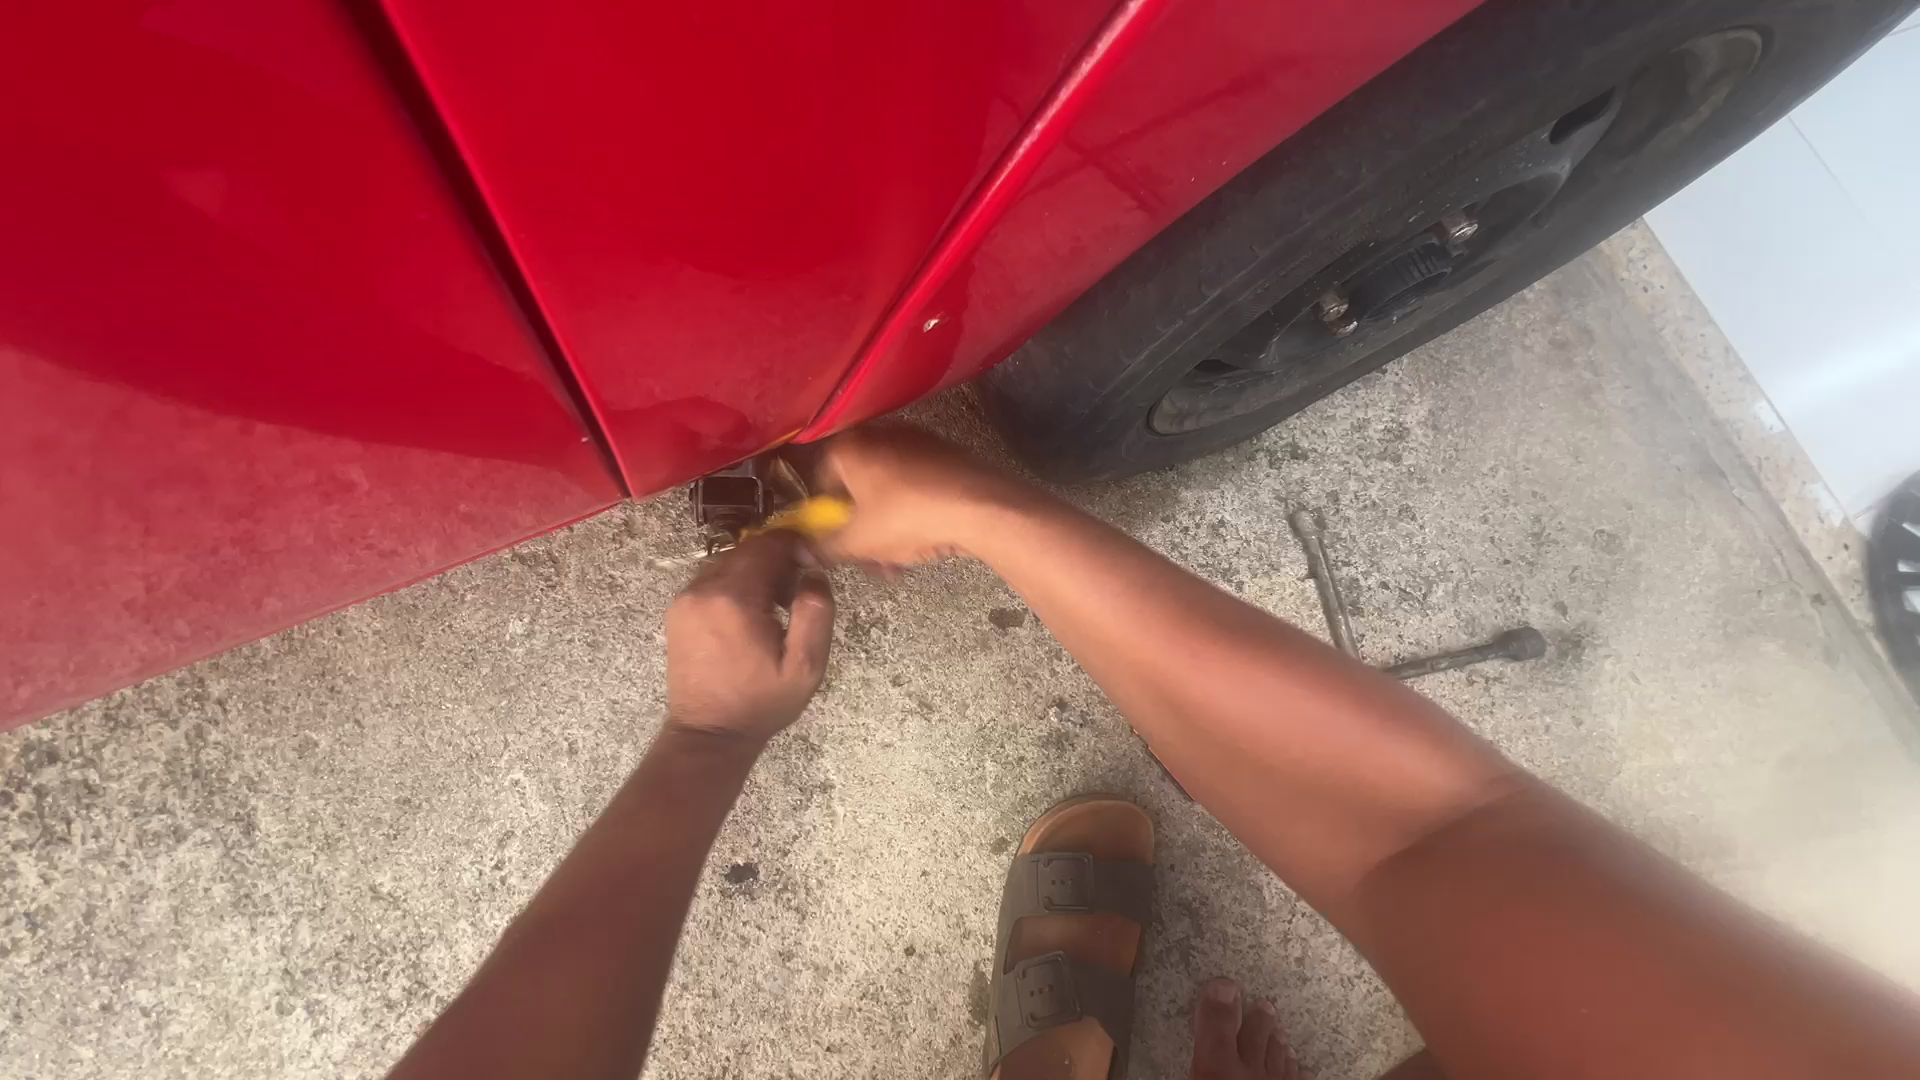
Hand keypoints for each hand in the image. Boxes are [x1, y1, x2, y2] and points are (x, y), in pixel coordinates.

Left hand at [665, 532, 834, 743]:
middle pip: (747, 550)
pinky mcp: (678, 610)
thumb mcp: (806, 666)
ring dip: (755, 572)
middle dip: (777, 561)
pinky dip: (735, 584)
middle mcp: (703, 589)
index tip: (811, 565)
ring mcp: (685, 599)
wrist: (709, 735)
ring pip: (728, 562)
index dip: (795, 547)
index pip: (768, 546)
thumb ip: (815, 612)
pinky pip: (712, 579)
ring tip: (774, 606)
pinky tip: (749, 613)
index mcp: (735, 598)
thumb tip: (814, 573)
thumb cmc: (761, 703)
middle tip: (795, 592)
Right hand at [811, 426, 1031, 567]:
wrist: (980, 506)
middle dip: (860, 529)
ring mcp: (918, 442)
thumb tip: (800, 552)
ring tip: (897, 565)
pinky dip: (912, 513)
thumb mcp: (859, 541)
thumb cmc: (908, 517)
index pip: (819, 477)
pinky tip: (923, 544)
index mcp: (851, 447)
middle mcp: (882, 435)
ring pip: (889, 491)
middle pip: (857, 486)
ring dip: (886, 529)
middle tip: (867, 561)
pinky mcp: (947, 456)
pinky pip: (917, 486)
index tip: (831, 539)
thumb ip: (824, 547)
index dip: (822, 513)